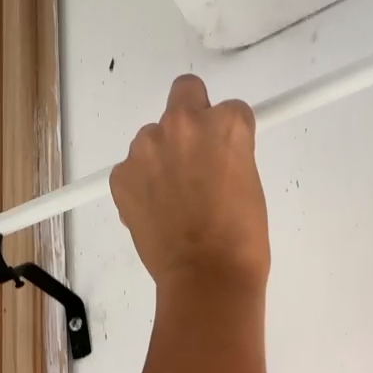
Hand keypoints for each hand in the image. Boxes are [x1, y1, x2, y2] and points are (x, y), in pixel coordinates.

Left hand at [111, 75, 268, 291]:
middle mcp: (183, 125)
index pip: (230, 108)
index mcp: (226, 126)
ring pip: (153, 136)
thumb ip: (230, 155)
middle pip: (185, 94)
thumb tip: (214, 157)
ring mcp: (147, 148)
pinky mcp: (122, 175)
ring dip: (163, 157)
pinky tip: (159, 214)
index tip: (228, 156)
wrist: (208, 278)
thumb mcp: (250, 185)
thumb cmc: (241, 242)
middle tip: (198, 161)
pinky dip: (142, 186)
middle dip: (192, 120)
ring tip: (178, 201)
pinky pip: (131, 169)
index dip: (229, 134)